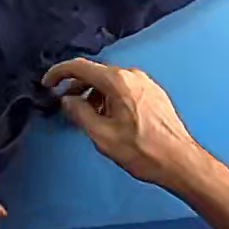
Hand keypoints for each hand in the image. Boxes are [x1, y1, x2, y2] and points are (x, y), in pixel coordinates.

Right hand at [43, 58, 209, 191]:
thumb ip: (79, 113)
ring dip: (93, 93)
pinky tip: (108, 116)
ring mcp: (145, 82)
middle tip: (64, 102)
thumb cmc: (142, 151)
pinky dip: (109, 96)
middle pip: (96, 72)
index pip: (80, 66)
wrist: (181, 161)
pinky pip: (124, 87)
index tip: (47, 83)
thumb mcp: (102, 136)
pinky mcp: (154, 92)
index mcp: (117, 81)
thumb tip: (67, 100)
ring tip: (86, 114)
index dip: (59, 72)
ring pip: (110, 80)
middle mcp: (131, 74)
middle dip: (76, 85)